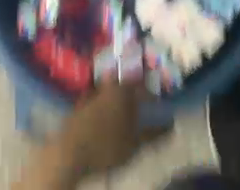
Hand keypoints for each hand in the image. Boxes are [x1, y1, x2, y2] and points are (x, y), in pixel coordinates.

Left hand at [53, 82, 167, 179]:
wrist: (67, 155)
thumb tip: (172, 125)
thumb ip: (154, 133)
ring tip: (122, 111)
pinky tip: (103, 119)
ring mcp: (89, 97)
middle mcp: (106, 87)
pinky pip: (94, 103)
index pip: (142, 85)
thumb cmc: (106, 146)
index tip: (157, 101)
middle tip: (140, 102)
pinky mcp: (76, 109)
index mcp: (123, 91)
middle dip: (132, 91)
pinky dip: (101, 108)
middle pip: (123, 85)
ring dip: (115, 99)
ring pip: (107, 92)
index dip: (151, 93)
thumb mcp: (135, 144)